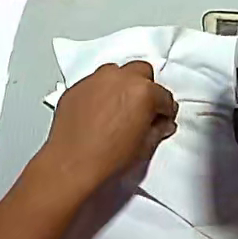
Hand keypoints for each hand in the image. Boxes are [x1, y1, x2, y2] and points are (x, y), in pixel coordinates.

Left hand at [36, 61, 177, 195]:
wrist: (72, 166)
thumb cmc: (107, 159)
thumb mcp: (144, 148)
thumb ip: (157, 130)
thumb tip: (159, 125)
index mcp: (143, 92)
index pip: (164, 96)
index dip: (165, 110)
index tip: (162, 118)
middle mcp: (119, 79)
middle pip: (141, 72)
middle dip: (145, 88)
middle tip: (142, 110)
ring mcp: (94, 81)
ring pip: (115, 73)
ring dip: (120, 86)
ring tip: (118, 109)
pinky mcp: (76, 89)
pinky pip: (93, 85)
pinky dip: (99, 94)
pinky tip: (98, 114)